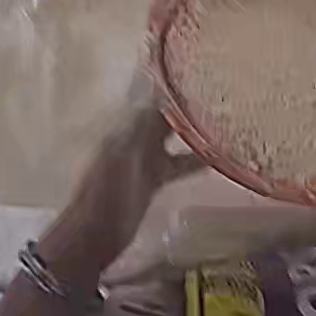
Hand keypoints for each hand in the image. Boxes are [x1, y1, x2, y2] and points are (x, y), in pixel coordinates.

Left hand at [37, 85, 200, 285]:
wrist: (92, 239)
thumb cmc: (105, 197)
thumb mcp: (125, 157)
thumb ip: (144, 127)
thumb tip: (163, 96)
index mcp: (123, 130)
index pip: (151, 100)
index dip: (172, 89)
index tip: (199, 76)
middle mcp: (134, 139)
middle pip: (164, 116)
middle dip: (186, 105)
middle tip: (217, 93)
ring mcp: (144, 160)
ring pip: (173, 138)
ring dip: (194, 131)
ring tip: (223, 120)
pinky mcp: (153, 180)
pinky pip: (178, 162)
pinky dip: (195, 159)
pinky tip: (215, 157)